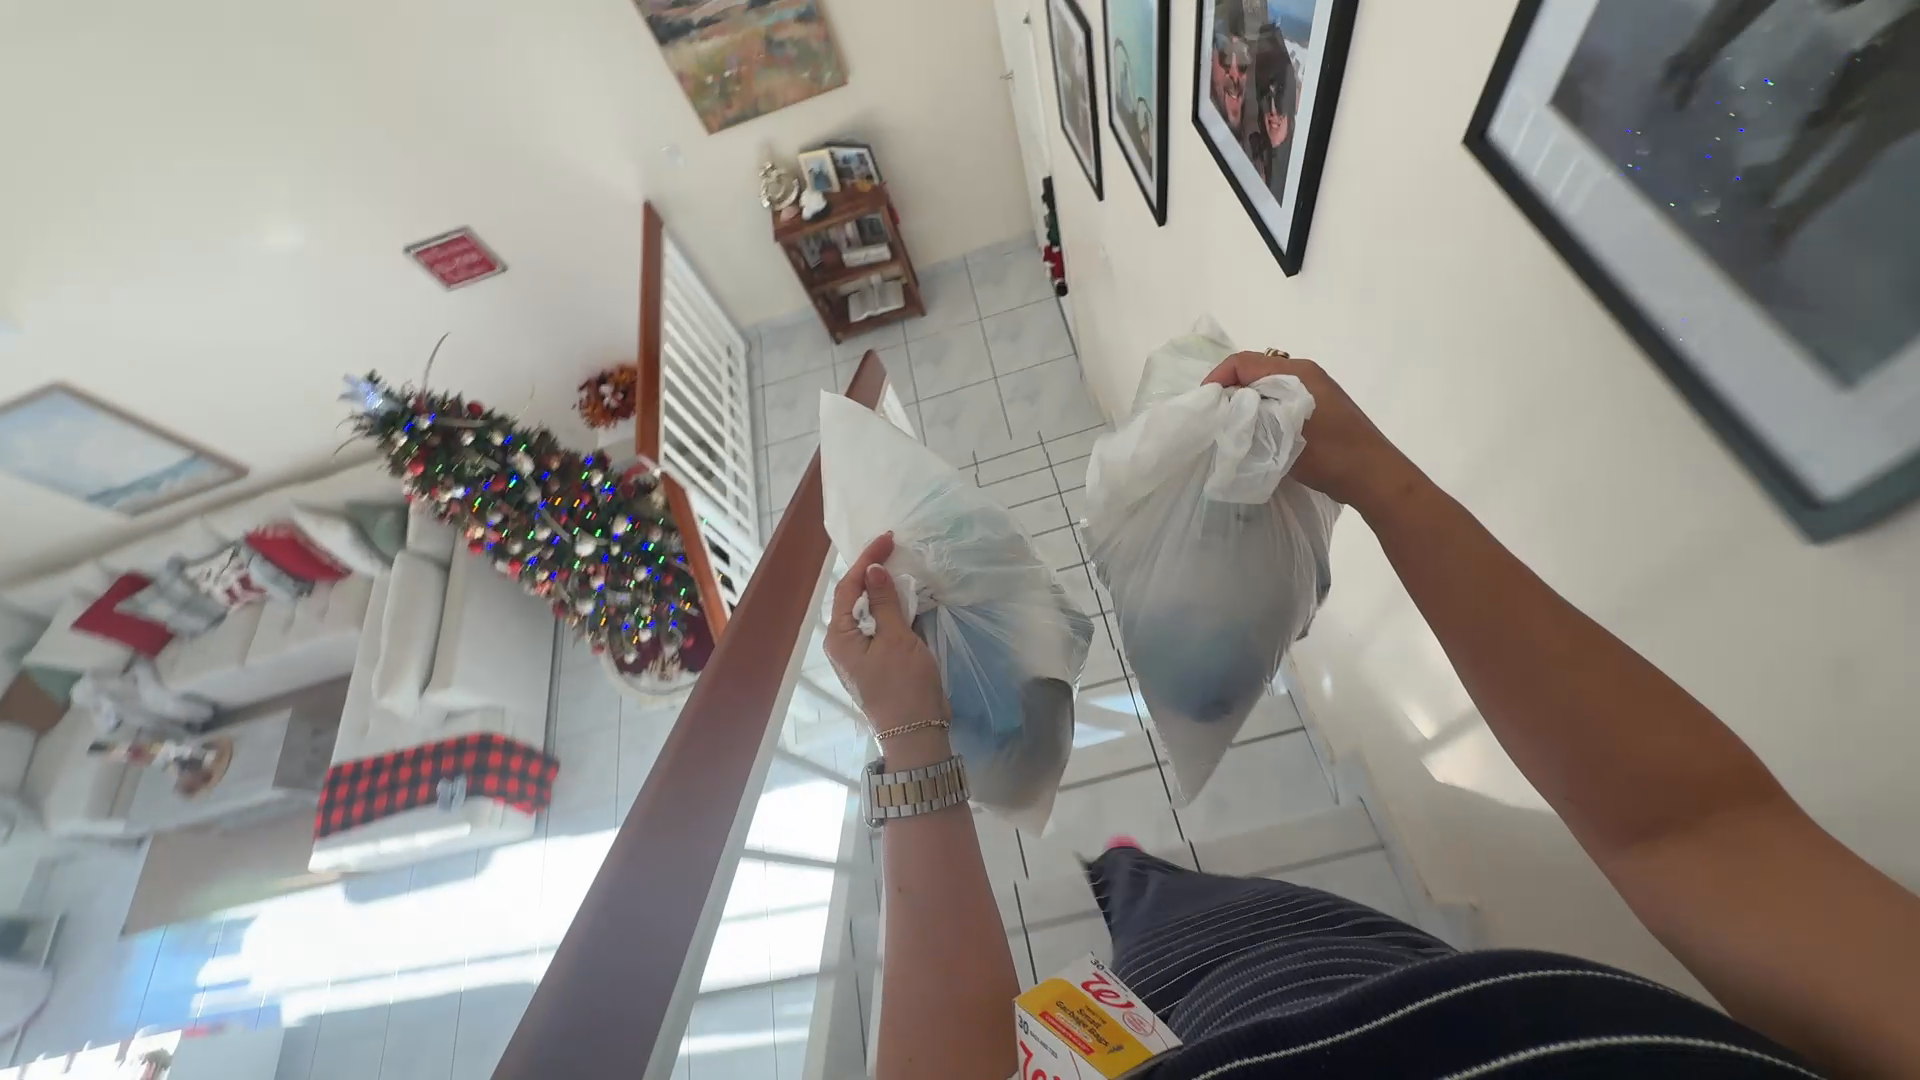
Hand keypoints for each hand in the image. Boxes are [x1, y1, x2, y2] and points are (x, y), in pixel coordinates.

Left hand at [826, 533, 949, 733]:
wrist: (917, 732)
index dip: (866, 561)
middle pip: (855, 598)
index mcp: (840, 637)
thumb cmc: (904, 685)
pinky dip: (894, 610)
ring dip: (885, 591)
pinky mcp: (879, 661)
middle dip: (873, 572)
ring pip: (870, 612)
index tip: (887, 540)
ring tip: (902, 568)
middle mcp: (845, 644)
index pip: (849, 588)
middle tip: (895, 549)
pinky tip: (908, 599)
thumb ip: (885, 602)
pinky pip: (882, 627)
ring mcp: (862, 654)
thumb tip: (873, 570)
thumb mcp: (896, 639)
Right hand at [1203, 350, 1422, 515]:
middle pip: (1253, 370)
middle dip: (1228, 390)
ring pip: (1266, 385)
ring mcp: (1314, 388)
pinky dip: (1262, 408)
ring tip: (1231, 426)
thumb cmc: (1328, 455)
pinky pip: (1280, 397)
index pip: (1242, 362)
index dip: (1217, 378)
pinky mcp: (1319, 405)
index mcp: (1295, 373)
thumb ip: (1249, 417)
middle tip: (1213, 417)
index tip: (1204, 404)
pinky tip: (1258, 431)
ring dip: (1245, 401)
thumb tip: (1224, 411)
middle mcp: (1304, 372)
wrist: (1373, 475)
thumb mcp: (1280, 434)